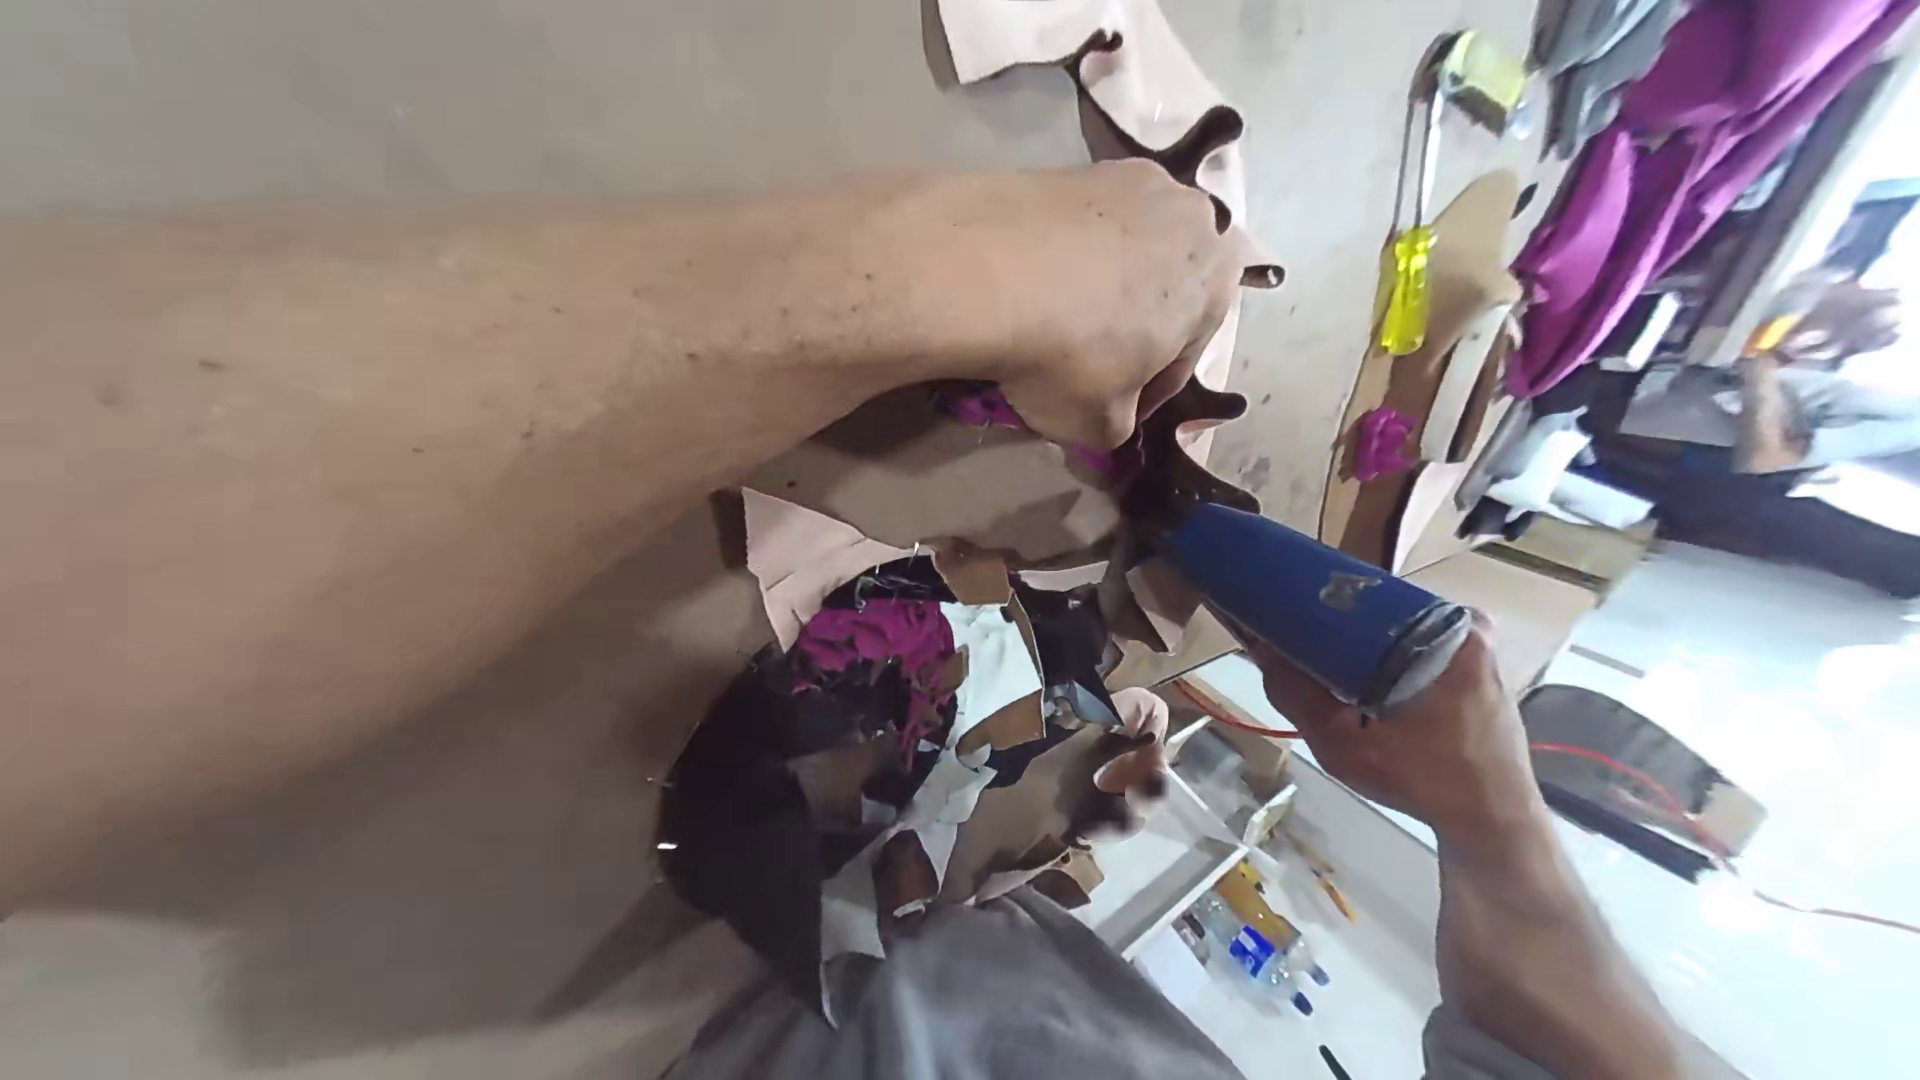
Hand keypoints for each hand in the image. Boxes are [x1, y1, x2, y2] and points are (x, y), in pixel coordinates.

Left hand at [903, 161, 1250, 448]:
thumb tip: (1105, 435)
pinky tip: (1027, 293)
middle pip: (1156, 299)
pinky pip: (1074, 235)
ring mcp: (1129, 180)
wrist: (992, 274)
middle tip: (1082, 370)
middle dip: (1125, 338)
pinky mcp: (1072, 167)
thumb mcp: (1101, 424)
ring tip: (1049, 329)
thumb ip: (1116, 430)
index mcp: (1218, 279)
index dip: (1145, 398)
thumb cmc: (1074, 357)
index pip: (1182, 359)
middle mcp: (1189, 215)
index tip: (1113, 415)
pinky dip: (1059, 266)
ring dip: (1094, 298)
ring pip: (1117, 261)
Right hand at [1251, 612, 1547, 851]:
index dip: (1321, 602)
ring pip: (1397, 630)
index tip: (1287, 613)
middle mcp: (1467, 630)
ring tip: (1324, 663)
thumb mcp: (1343, 744)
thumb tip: (1260, 648)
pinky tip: (1362, 684)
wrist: (1493, 825)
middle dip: (1338, 624)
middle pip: (1380, 610)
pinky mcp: (1480, 672)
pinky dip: (1387, 659)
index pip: (1367, 594)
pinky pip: (1417, 648)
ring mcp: (1479, 650)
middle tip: (1300, 644)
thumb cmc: (1422, 780)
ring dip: (1362, 644)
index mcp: (1445, 633)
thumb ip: (1294, 695)